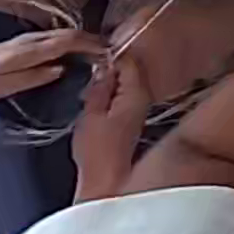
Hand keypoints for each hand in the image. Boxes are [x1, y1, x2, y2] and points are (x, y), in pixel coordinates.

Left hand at [0, 28, 102, 106]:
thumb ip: (32, 77)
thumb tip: (62, 69)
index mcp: (27, 50)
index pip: (68, 40)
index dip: (91, 43)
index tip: (108, 51)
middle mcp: (29, 39)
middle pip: (69, 33)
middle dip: (92, 39)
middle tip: (109, 51)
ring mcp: (25, 39)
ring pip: (63, 33)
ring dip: (83, 39)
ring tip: (96, 51)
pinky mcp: (21, 43)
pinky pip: (54, 37)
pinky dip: (70, 41)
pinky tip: (73, 51)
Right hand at [73, 55, 151, 201]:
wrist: (108, 180)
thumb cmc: (97, 151)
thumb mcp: (90, 117)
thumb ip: (98, 89)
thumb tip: (102, 67)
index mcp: (136, 92)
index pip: (129, 62)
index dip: (112, 55)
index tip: (94, 54)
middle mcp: (144, 94)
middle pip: (130, 70)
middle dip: (111, 68)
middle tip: (89, 71)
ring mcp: (141, 105)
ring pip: (128, 82)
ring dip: (111, 81)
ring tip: (89, 85)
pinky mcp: (135, 115)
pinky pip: (125, 94)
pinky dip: (113, 92)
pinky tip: (98, 98)